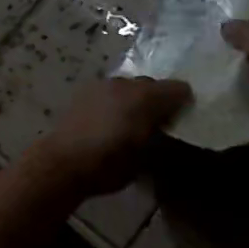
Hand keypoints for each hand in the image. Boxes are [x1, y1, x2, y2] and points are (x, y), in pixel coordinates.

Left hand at [21, 77, 190, 197]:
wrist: (63, 161)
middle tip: (160, 119)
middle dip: (157, 98)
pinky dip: (114, 101)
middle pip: (149, 84)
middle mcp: (126, 84)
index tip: (185, 113)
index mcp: (145, 97)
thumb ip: (159, 133)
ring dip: (134, 98)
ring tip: (133, 119)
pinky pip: (108, 92)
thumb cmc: (109, 163)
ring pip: (127, 86)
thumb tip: (166, 123)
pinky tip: (110, 118)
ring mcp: (103, 85)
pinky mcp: (83, 92)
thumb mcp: (144, 156)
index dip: (182, 99)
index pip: (174, 89)